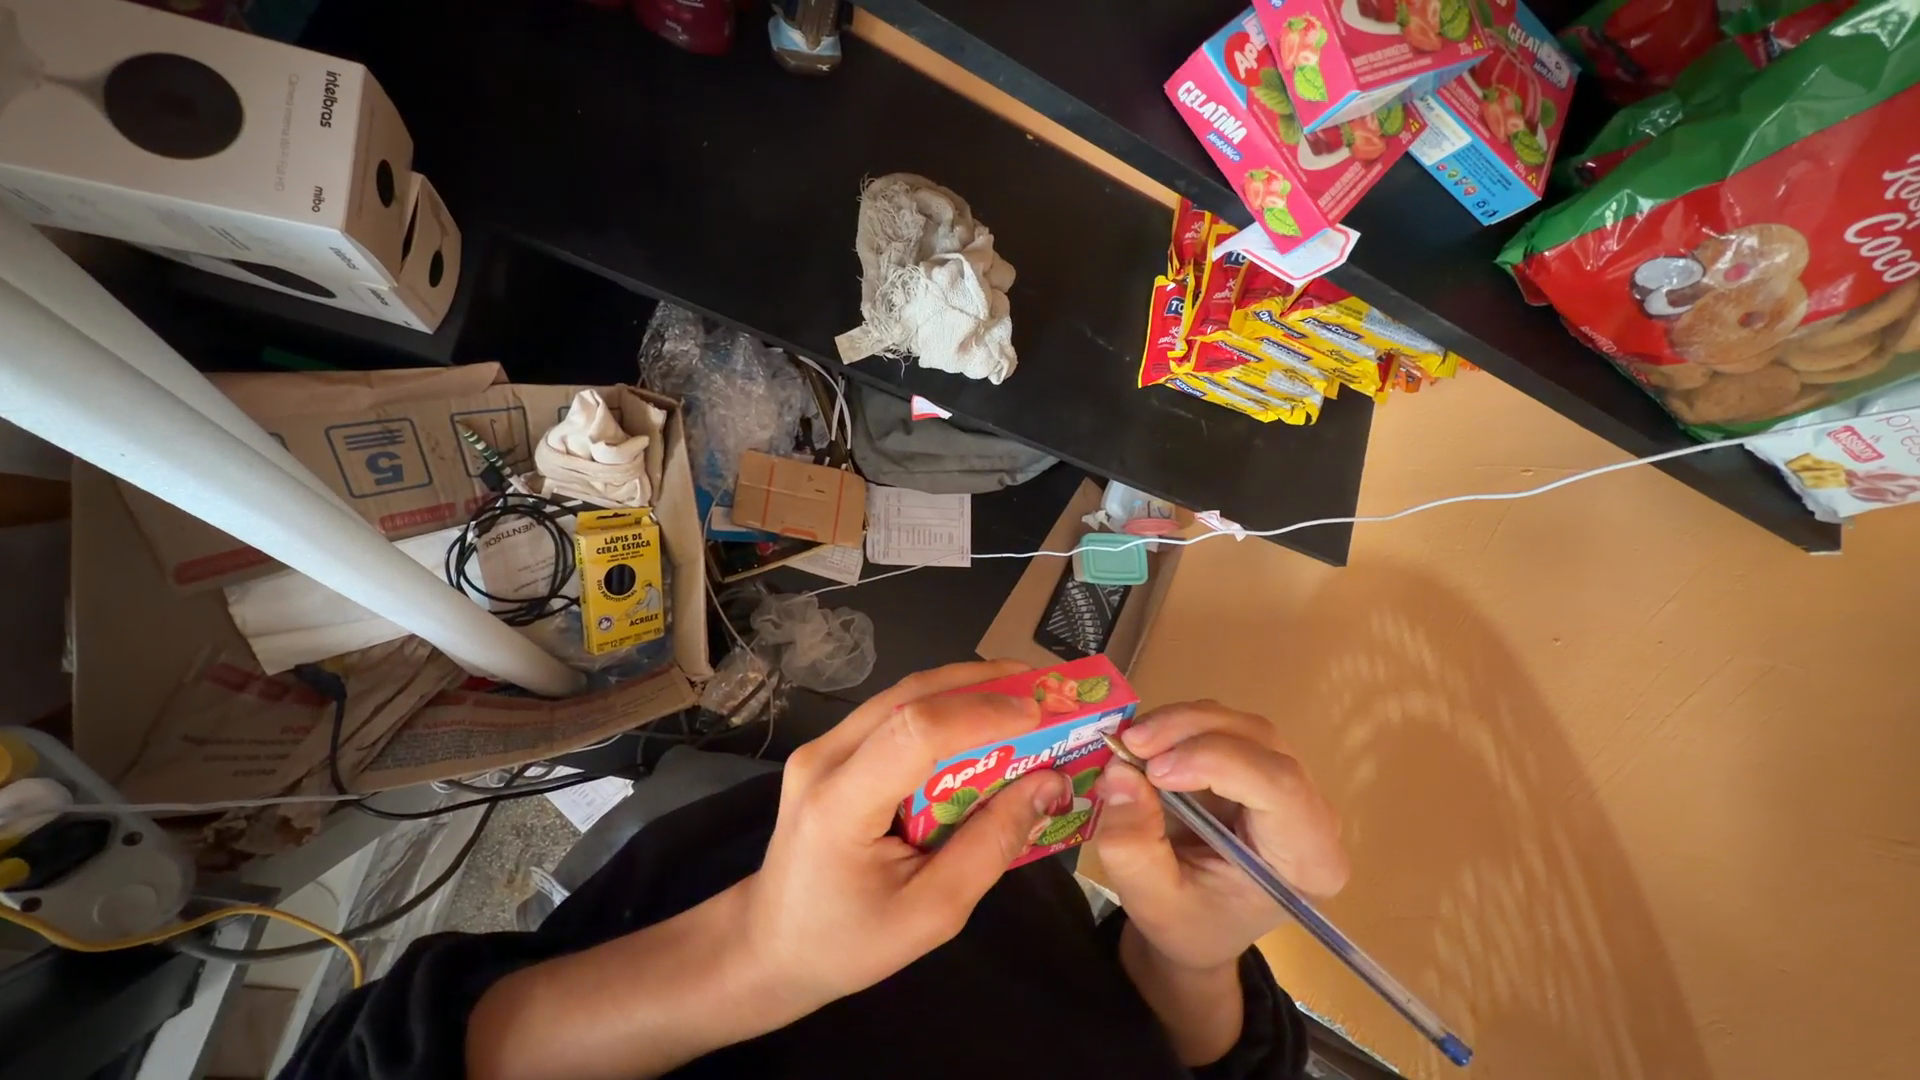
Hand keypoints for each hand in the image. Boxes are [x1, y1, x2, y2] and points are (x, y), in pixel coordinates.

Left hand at [740, 661, 1069, 1011]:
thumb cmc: (847, 942)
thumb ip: (991, 846)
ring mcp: (822, 746)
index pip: (914, 732)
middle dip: (984, 683)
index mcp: (839, 803)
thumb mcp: (931, 914)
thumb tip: (1049, 783)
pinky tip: (982, 716)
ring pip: (903, 694)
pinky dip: (945, 707)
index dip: (981, 712)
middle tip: (1048, 688)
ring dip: (967, 687)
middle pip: (910, 695)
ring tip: (1026, 694)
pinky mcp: (832, 748)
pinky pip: (895, 712)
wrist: (770, 943)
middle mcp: (824, 757)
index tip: (1041, 713)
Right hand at [1093, 701, 1348, 972]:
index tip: (1152, 771)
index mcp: (1307, 861)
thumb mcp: (1150, 899)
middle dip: (1188, 731)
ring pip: (1239, 725)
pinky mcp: (1257, 765)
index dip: (1216, 761)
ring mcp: (1287, 783)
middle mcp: (1311, 813)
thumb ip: (1132, 843)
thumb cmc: (1186, 925)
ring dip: (1180, 723)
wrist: (1198, 928)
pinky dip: (1178, 726)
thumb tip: (1119, 773)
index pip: (1280, 786)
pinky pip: (1222, 726)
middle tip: (1128, 744)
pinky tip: (1146, 746)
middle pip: (1258, 741)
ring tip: (1131, 745)